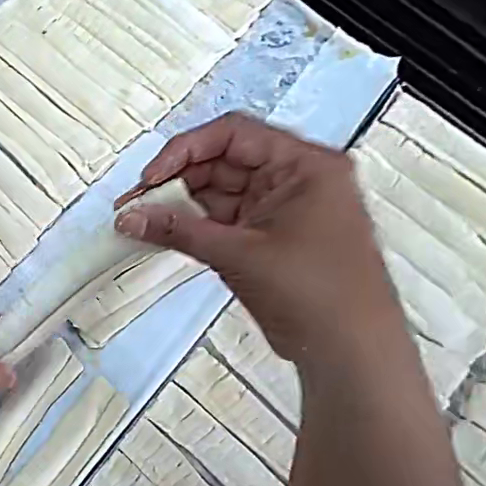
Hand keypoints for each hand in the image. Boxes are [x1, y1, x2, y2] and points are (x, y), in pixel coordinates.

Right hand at [116, 113, 398, 362]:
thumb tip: (135, 216)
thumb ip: (179, 231)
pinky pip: (225, 219)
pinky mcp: (270, 237)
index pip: (233, 134)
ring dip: (183, 205)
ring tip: (146, 219)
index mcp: (305, 165)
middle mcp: (296, 179)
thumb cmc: (325, 296)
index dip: (185, 150)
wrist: (349, 351)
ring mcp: (283, 209)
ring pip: (220, 192)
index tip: (152, 176)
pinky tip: (167, 233)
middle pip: (223, 162)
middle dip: (177, 181)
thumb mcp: (239, 254)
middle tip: (139, 201)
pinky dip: (196, 226)